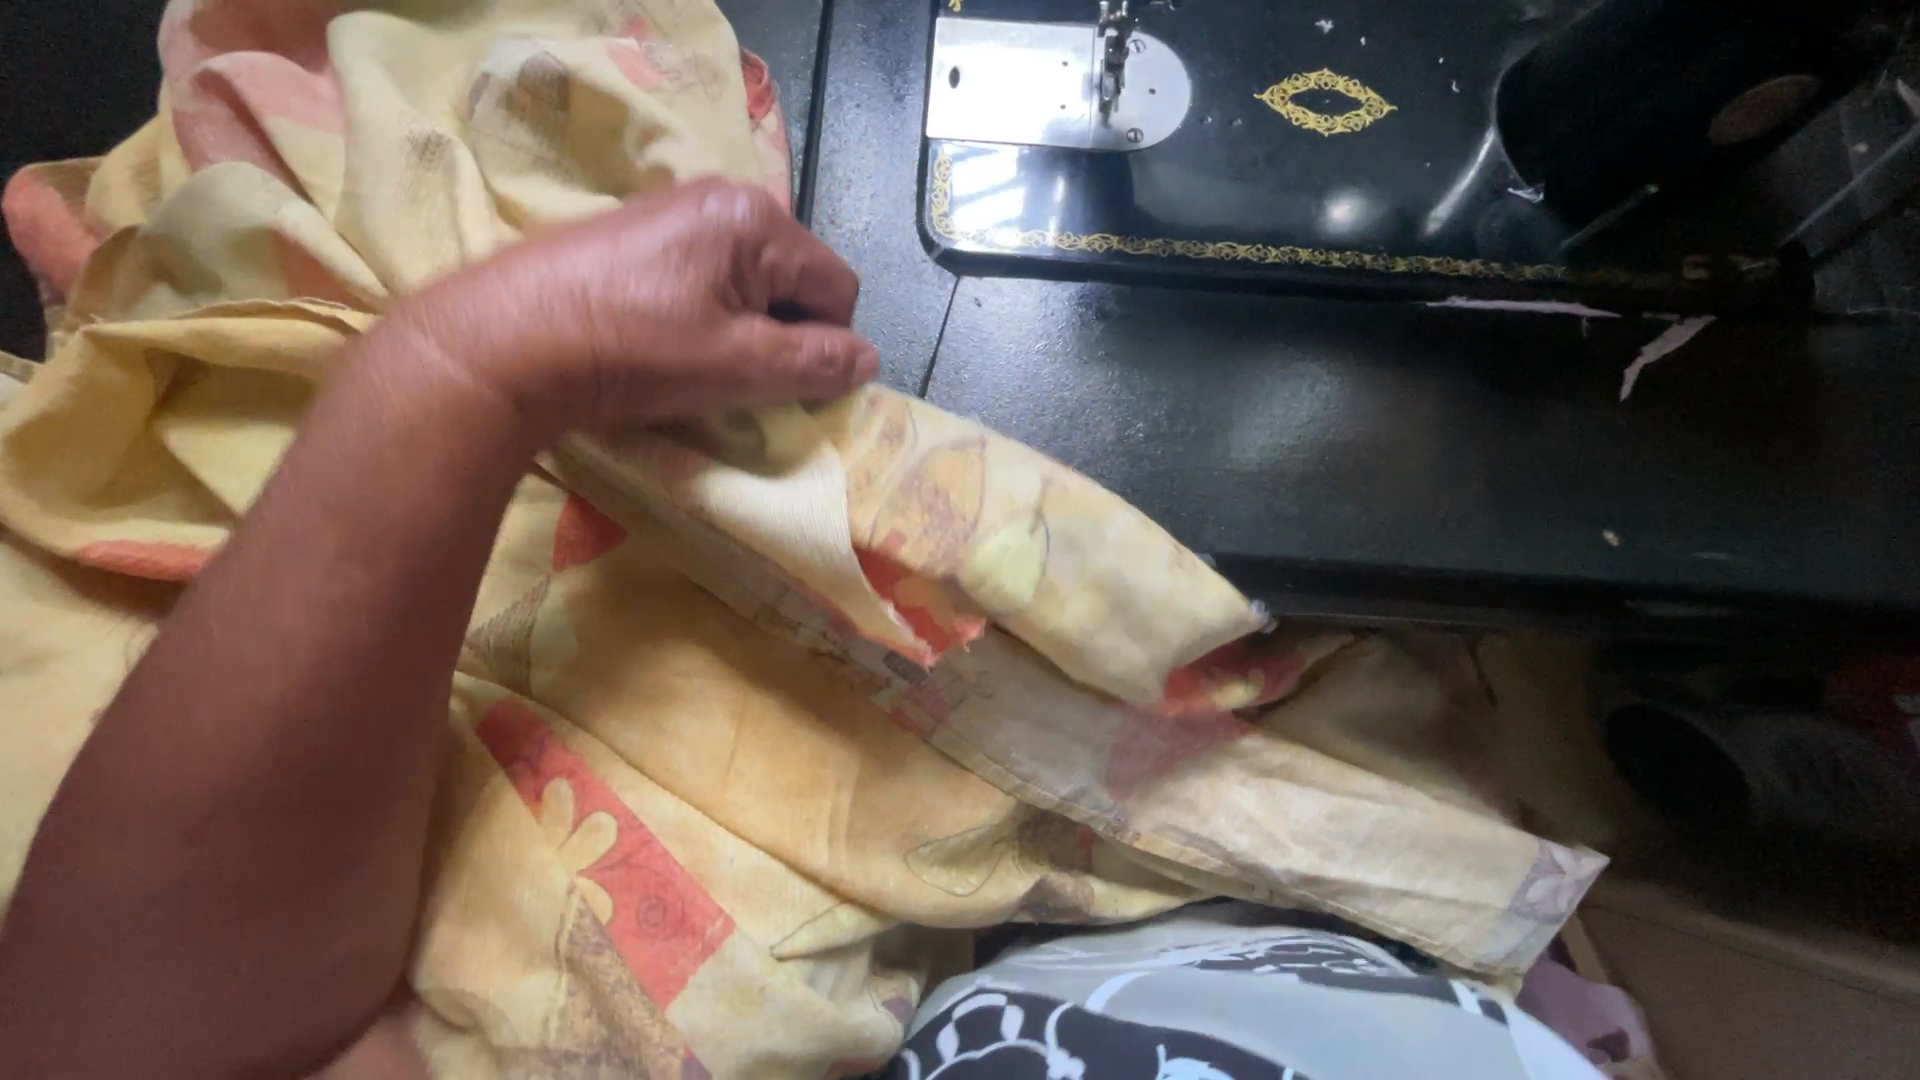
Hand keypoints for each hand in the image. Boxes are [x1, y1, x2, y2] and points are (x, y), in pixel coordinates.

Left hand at [393, 178, 878, 435]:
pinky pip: (712, 276)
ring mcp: (680, 211)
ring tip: (702, 361)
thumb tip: (870, 359)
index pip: (839, 286)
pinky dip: (711, 314)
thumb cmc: (638, 351)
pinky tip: (670, 341)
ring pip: (755, 281)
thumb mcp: (742, 365)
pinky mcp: (644, 233)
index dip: (828, 343)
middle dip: (787, 332)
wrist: (507, 342)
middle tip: (742, 375)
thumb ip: (818, 361)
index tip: (786, 382)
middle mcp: (726, 199)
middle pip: (798, 278)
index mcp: (760, 221)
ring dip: (750, 327)